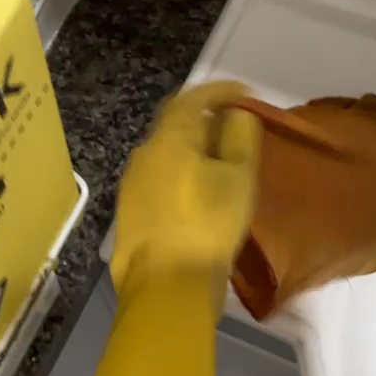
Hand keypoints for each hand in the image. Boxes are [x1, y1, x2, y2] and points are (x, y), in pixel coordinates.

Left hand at [108, 80, 261, 305]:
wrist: (165, 284)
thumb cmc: (208, 224)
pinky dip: (180, 175)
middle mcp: (144, 154)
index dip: (220, 91)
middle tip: (234, 127)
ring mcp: (132, 185)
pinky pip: (159, 180)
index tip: (244, 92)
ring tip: (218, 161)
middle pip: (175, 125)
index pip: (192, 98)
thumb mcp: (237, 176)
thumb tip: (234, 113)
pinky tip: (195, 191)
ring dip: (191, 150)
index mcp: (169, 138)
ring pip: (166, 155)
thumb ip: (238, 136)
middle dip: (205, 121)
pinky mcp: (131, 212)